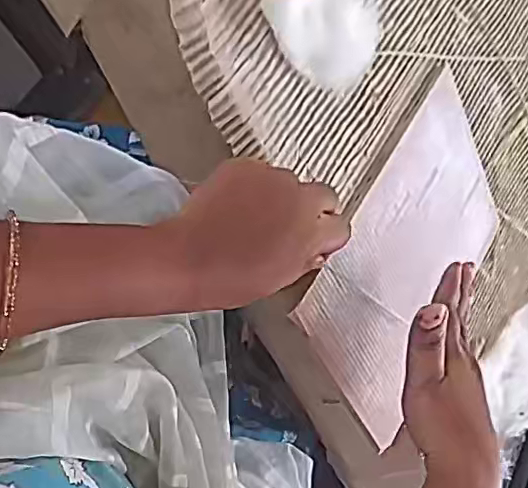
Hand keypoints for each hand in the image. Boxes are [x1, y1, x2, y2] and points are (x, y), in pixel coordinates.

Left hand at [157, 159, 350, 310]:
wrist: (187, 260)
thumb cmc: (227, 279)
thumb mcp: (275, 281)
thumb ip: (302, 261)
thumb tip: (313, 252)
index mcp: (311, 232)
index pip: (340, 226)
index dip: (326, 237)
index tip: (314, 243)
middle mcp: (299, 197)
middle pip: (323, 196)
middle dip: (310, 211)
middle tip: (286, 230)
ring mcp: (273, 177)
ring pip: (289, 183)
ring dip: (279, 198)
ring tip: (251, 222)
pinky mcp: (246, 166)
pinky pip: (259, 174)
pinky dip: (251, 188)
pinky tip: (234, 210)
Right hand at [402, 262, 500, 487]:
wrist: (467, 466)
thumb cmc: (443, 431)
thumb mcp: (423, 386)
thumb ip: (426, 348)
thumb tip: (433, 310)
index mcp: (454, 360)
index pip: (451, 317)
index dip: (451, 291)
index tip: (456, 266)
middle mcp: (466, 368)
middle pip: (461, 325)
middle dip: (459, 297)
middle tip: (464, 273)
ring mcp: (469, 386)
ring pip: (463, 343)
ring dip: (460, 321)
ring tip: (458, 308)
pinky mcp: (466, 402)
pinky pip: (461, 364)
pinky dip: (458, 350)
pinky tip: (455, 360)